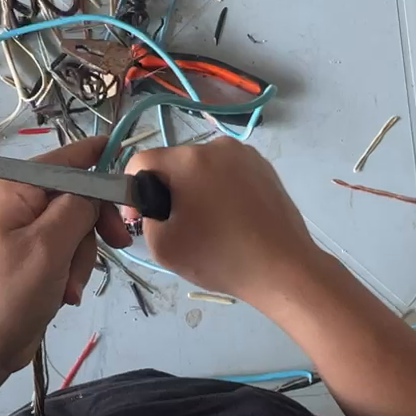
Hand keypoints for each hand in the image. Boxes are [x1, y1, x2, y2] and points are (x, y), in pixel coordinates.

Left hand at [0, 136, 131, 383]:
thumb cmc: (6, 297)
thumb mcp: (49, 248)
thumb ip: (78, 209)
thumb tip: (93, 189)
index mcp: (7, 191)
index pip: (60, 162)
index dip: (94, 157)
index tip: (125, 157)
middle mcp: (7, 206)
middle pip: (69, 200)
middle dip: (90, 229)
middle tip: (119, 245)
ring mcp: (11, 235)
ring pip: (68, 231)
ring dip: (78, 260)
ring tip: (69, 290)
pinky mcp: (18, 262)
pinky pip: (55, 254)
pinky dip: (65, 272)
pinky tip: (62, 296)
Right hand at [124, 138, 322, 302]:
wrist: (283, 269)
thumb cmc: (220, 258)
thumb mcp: (162, 245)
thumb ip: (145, 216)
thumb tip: (153, 203)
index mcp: (188, 160)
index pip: (142, 161)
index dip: (133, 188)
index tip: (141, 217)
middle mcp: (217, 146)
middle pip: (174, 162)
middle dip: (168, 189)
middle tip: (177, 225)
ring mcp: (245, 154)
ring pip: (201, 167)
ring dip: (195, 189)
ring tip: (207, 224)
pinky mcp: (264, 167)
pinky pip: (227, 172)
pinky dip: (220, 189)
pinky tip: (230, 219)